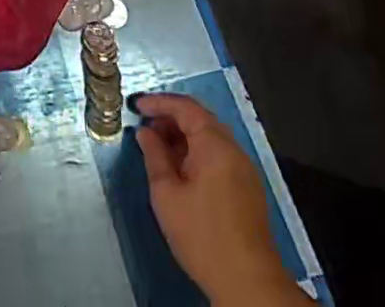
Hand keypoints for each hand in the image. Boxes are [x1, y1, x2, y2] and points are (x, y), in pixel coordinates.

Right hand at [133, 93, 310, 306]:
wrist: (247, 281)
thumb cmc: (201, 235)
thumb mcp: (166, 194)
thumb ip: (154, 156)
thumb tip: (145, 133)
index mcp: (214, 145)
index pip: (185, 108)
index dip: (159, 103)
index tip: (137, 106)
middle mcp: (233, 148)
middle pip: (200, 118)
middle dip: (171, 118)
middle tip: (145, 127)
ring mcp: (243, 167)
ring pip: (210, 137)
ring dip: (183, 135)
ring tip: (158, 147)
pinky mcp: (247, 186)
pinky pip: (219, 154)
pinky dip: (197, 150)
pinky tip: (180, 167)